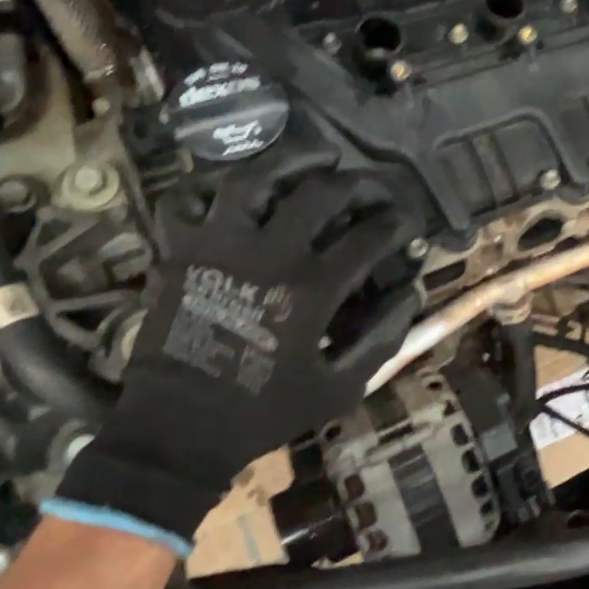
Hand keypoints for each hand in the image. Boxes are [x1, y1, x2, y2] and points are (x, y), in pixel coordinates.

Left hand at [50, 170, 421, 553]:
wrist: (178, 429)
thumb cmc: (264, 410)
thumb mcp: (339, 387)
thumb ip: (382, 338)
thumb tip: (411, 291)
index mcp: (311, 289)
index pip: (369, 236)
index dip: (397, 223)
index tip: (407, 221)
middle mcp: (267, 253)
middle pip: (321, 193)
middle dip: (357, 184)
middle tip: (372, 187)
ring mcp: (216, 245)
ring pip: (253, 177)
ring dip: (290, 161)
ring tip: (314, 159)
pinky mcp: (177, 250)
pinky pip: (186, 199)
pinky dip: (209, 187)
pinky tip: (234, 190)